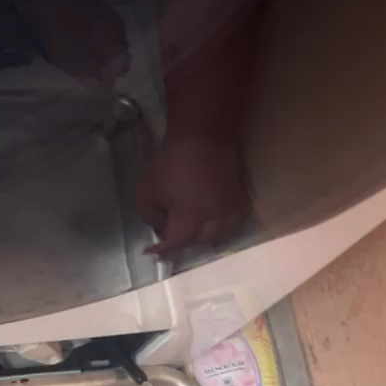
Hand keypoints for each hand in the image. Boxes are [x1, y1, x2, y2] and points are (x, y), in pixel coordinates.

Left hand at [137, 133, 249, 255]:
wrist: (203, 134)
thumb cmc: (170, 164)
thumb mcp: (147, 194)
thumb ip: (153, 218)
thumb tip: (163, 228)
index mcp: (190, 223)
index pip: (175, 245)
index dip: (161, 249)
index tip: (150, 251)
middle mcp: (213, 222)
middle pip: (197, 243)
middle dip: (182, 243)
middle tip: (169, 238)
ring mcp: (228, 210)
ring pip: (218, 235)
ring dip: (202, 238)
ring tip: (190, 232)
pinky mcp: (237, 198)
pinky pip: (230, 222)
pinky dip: (219, 227)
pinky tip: (209, 221)